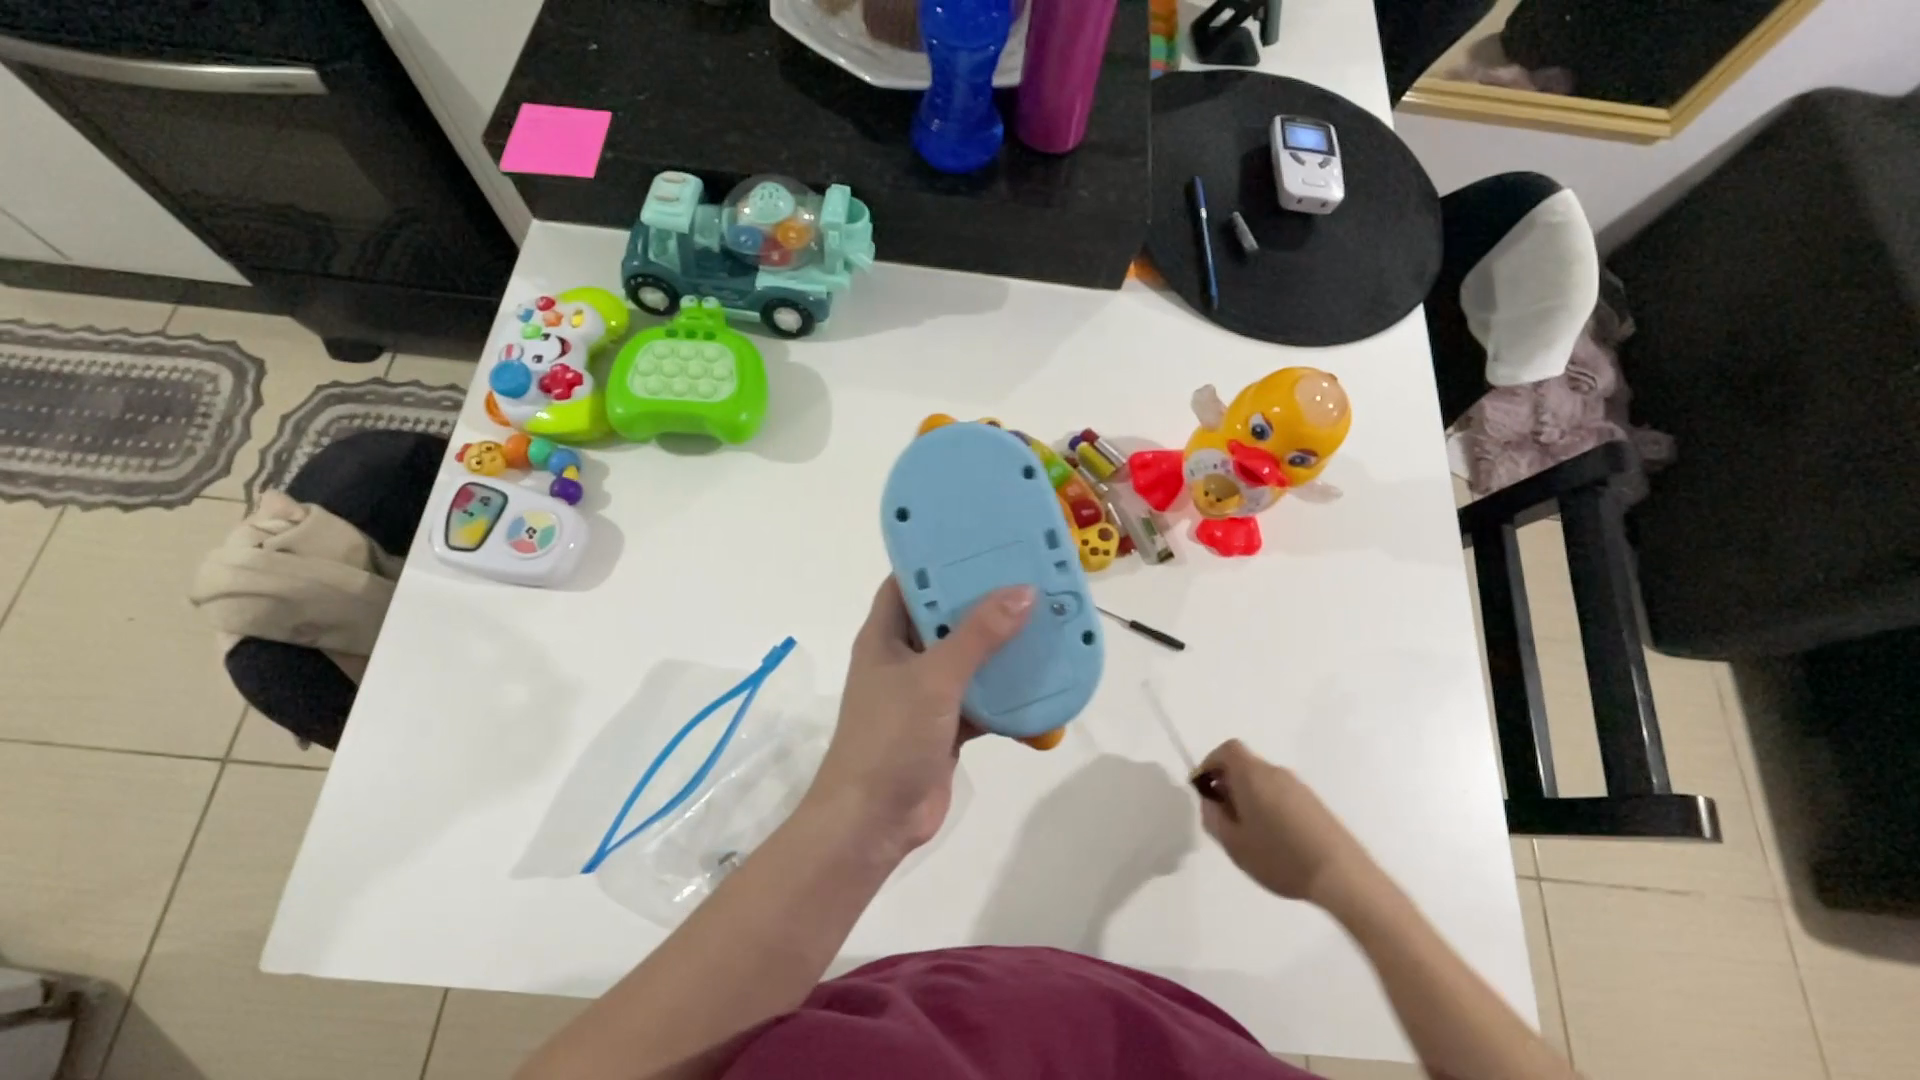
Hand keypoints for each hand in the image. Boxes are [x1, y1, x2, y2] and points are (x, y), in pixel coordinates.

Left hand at [805, 578, 1033, 857]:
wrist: (872, 822)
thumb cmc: (889, 739)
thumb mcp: (934, 678)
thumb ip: (978, 636)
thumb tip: (1023, 591)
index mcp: (885, 635)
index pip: (909, 581)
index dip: (939, 558)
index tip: (982, 540)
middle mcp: (904, 659)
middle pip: (946, 618)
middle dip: (986, 601)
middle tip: (1032, 576)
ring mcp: (925, 695)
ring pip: (969, 660)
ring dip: (1004, 648)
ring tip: (1049, 621)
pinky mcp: (946, 727)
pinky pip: (983, 700)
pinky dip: (1009, 695)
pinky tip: (1045, 685)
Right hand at [1197, 739, 1371, 902]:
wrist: (1341, 875)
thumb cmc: (1280, 857)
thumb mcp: (1234, 844)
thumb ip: (1214, 818)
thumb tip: (1210, 801)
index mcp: (1253, 776)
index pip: (1227, 750)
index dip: (1210, 764)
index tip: (1204, 789)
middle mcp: (1277, 773)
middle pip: (1246, 765)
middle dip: (1228, 784)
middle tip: (1223, 817)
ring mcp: (1299, 787)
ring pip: (1264, 781)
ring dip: (1249, 797)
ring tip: (1248, 833)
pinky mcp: (1315, 804)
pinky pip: (1281, 794)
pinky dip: (1268, 805)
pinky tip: (1274, 839)